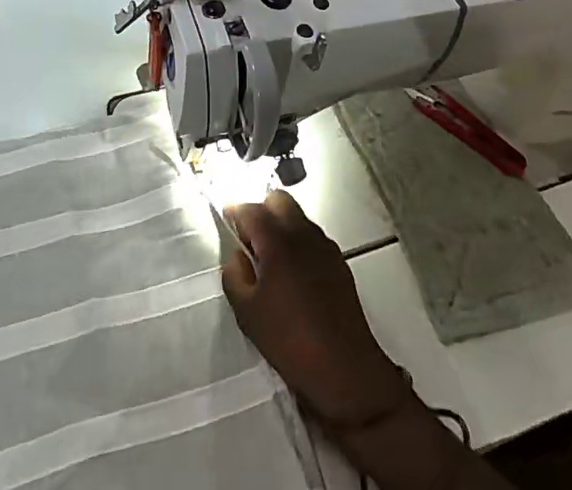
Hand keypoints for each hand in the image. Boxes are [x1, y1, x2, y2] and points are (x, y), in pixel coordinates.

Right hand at [221, 191, 416, 429]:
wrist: (345, 371)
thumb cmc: (288, 340)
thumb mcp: (245, 310)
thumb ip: (234, 274)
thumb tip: (239, 256)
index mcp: (277, 242)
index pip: (251, 209)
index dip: (234, 211)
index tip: (226, 220)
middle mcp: (303, 235)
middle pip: (279, 200)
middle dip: (261, 210)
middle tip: (249, 237)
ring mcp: (325, 248)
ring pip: (298, 217)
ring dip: (281, 225)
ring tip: (269, 257)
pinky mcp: (340, 264)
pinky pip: (313, 237)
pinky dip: (298, 241)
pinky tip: (291, 272)